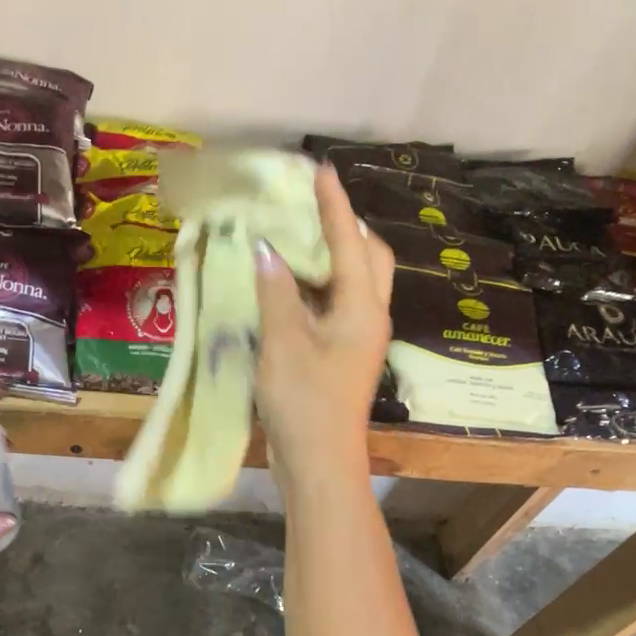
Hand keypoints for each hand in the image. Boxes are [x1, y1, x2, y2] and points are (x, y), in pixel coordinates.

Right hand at [254, 164, 395, 492]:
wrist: (319, 465)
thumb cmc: (305, 402)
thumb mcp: (284, 342)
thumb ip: (276, 292)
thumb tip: (266, 249)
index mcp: (363, 309)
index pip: (350, 243)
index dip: (334, 206)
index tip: (320, 170)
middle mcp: (369, 320)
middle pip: (369, 261)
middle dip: (346, 231)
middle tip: (313, 211)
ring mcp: (357, 343)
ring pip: (353, 287)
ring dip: (330, 261)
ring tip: (297, 241)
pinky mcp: (341, 361)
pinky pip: (334, 310)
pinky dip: (315, 291)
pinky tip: (287, 290)